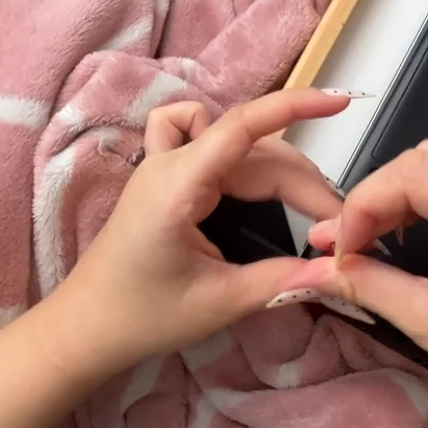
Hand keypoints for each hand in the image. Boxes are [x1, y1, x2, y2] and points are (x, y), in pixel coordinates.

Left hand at [39, 88, 353, 382]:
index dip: (293, 107)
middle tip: (337, 227)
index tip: (341, 101)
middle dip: (301, 181)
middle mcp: (168, 164)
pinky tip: (241, 169)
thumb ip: (280, 281)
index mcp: (177, 187)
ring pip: (233, 143)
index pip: (240, 127)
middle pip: (251, 149)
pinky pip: (196, 135)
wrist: (86, 325)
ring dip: (275, 166)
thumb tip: (336, 270)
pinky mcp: (163, 176)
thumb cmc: (142, 317)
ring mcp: (161, 165)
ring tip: (306, 205)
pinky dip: (227, 141)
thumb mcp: (218, 303)